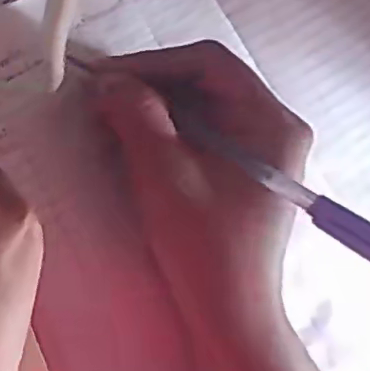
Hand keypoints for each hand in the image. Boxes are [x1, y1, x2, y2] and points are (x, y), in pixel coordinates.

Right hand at [86, 41, 311, 349]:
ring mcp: (253, 148)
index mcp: (270, 122)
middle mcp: (269, 126)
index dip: (151, 62)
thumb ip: (137, 117)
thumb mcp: (163, 173)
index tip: (104, 77)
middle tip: (100, 97)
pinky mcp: (234, 168)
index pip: (208, 63)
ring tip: (106, 117)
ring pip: (193, 104)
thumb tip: (108, 81)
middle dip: (147, 83)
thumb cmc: (202, 242)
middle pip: (202, 80)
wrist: (226, 308)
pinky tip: (125, 140)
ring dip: (147, 105)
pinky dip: (155, 128)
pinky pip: (191, 130)